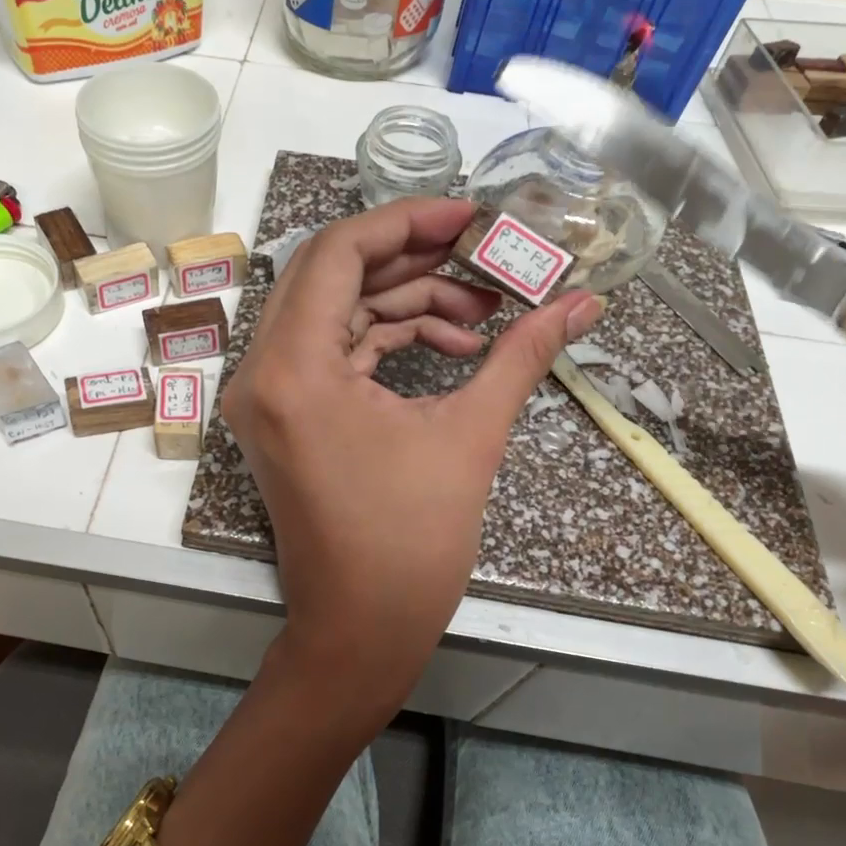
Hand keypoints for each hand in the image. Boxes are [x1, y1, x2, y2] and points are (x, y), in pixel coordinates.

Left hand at [220, 199, 600, 703]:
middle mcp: (262, 372)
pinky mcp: (284, 419)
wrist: (361, 628)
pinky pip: (331, 354)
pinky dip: (384, 341)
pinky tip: (451, 346)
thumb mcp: (470, 437)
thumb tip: (583, 302)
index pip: (337, 253)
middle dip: (412, 259)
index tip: (471, 216)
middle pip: (331, 276)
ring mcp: (267, 398)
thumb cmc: (410, 544)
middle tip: (484, 257)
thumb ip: (522, 355)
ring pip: (334, 315)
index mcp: (292, 368)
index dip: (407, 220)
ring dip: (404, 303)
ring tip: (484, 315)